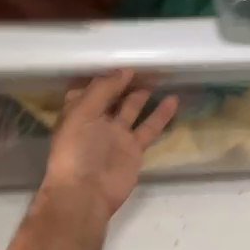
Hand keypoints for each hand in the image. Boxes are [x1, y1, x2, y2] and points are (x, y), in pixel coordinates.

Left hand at [41, 69, 178, 219]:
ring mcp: (116, 135)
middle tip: (145, 62)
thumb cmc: (76, 151)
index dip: (104, 72)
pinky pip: (149, 127)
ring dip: (142, 93)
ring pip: (131, 107)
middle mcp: (96, 120)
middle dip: (125, 79)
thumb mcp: (83, 113)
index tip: (121, 56)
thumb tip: (124, 70)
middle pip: (113, 94)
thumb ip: (103, 89)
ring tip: (158, 75)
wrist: (86, 193)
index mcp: (78, 110)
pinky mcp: (133, 148)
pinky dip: (161, 114)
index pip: (90, 85)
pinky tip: (173, 99)